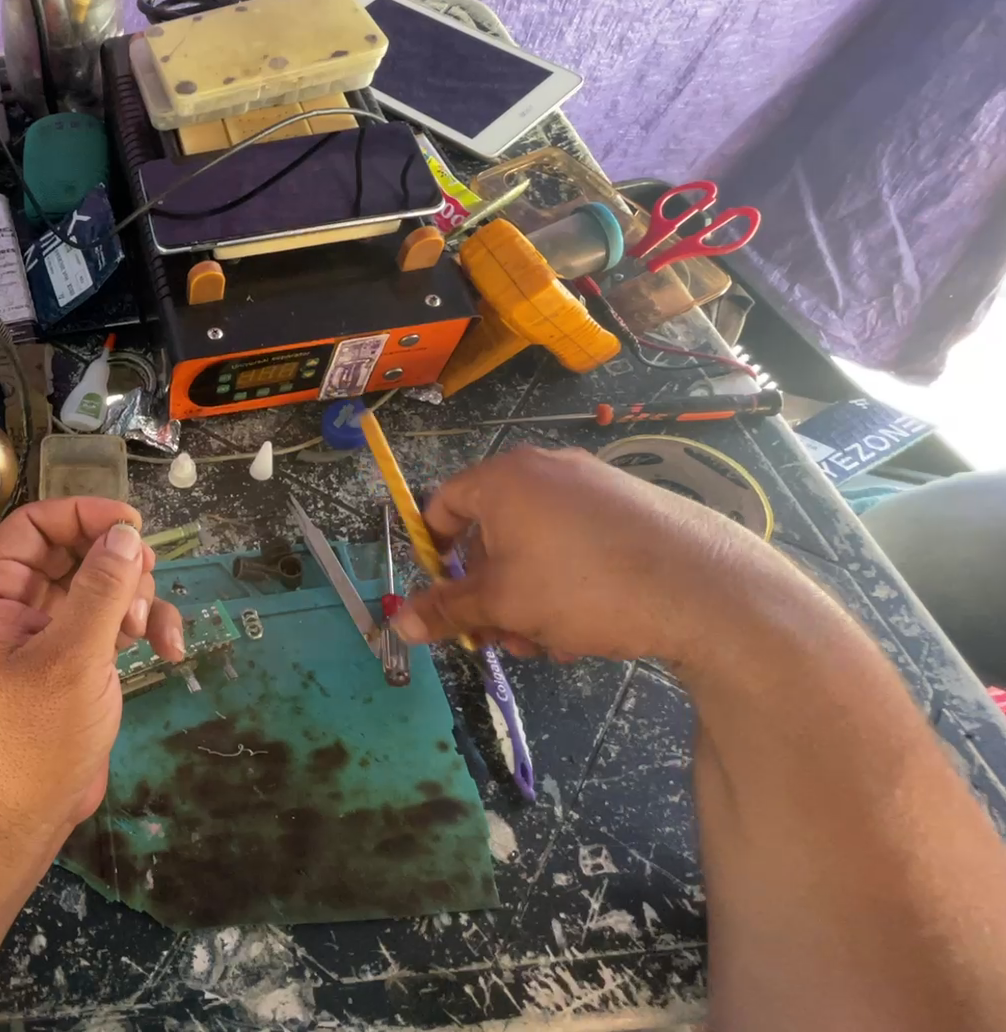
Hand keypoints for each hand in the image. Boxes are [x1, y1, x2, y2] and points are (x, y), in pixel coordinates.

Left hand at [0, 498, 184, 848]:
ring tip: (151, 632)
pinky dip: (140, 629)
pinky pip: (109, 624)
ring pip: (98, 587)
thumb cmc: (32, 740)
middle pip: (73, 553)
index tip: (134, 524)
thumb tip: (127, 534)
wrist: (21, 821)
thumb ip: (100, 591)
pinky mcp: (72, 661)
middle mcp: (14, 606)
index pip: (34, 527)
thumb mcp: (70, 660)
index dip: (84, 515)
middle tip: (147, 586)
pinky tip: (169, 652)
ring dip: (135, 600)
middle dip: (117, 565)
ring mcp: (45, 634)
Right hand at [390, 447, 790, 664]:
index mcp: (504, 478)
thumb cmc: (583, 587)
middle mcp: (547, 470)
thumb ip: (445, 610)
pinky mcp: (636, 510)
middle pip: (490, 532)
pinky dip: (566, 584)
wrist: (714, 594)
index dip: (433, 553)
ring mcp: (597, 486)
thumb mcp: (501, 605)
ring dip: (524, 597)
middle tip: (494, 633)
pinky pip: (576, 544)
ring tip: (545, 642)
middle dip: (486, 590)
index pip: (441, 506)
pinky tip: (584, 630)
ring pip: (535, 546)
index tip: (442, 593)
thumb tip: (399, 625)